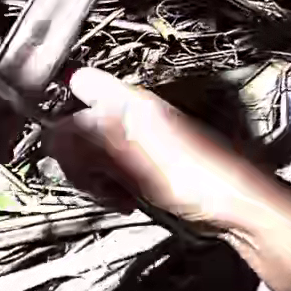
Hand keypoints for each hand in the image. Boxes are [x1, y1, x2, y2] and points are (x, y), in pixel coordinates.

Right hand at [47, 67, 290, 290]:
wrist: (237, 208)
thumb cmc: (192, 174)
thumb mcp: (134, 154)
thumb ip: (89, 139)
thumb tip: (53, 135)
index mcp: (128, 100)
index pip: (79, 82)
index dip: (59, 99)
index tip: (57, 136)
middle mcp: (127, 115)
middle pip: (75, 124)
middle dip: (75, 154)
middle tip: (92, 179)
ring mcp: (133, 142)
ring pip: (87, 152)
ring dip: (90, 176)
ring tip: (113, 195)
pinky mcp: (139, 168)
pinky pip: (106, 172)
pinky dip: (106, 188)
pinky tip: (123, 201)